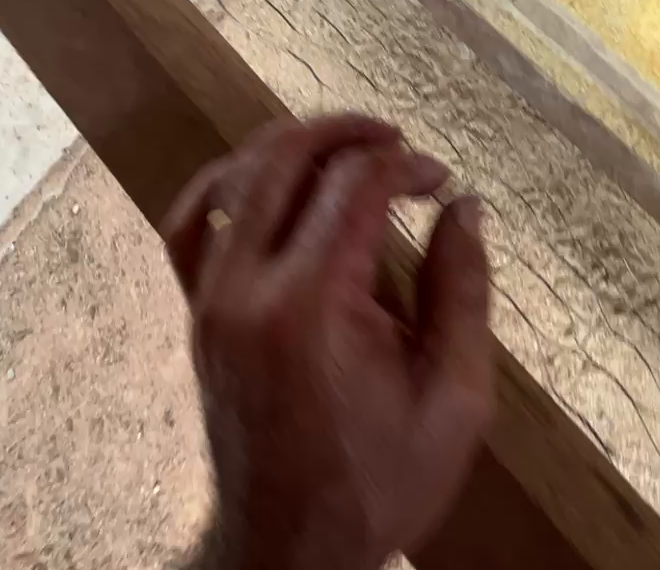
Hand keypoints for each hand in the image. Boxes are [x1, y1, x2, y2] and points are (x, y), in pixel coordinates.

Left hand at [161, 115, 494, 569]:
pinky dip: (233, 181)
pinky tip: (272, 178)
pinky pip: (193, 220)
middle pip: (285, 158)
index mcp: (314, 305)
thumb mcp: (455, 394)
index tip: (442, 181)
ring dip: (297, 144)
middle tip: (399, 141)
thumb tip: (466, 205)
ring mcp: (210, 298)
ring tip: (350, 147)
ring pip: (237, 175)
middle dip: (349, 132)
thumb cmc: (380, 479)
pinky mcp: (198, 312)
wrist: (286, 553)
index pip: (355, 184)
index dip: (406, 164)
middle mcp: (247, 287)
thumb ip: (462, 287)